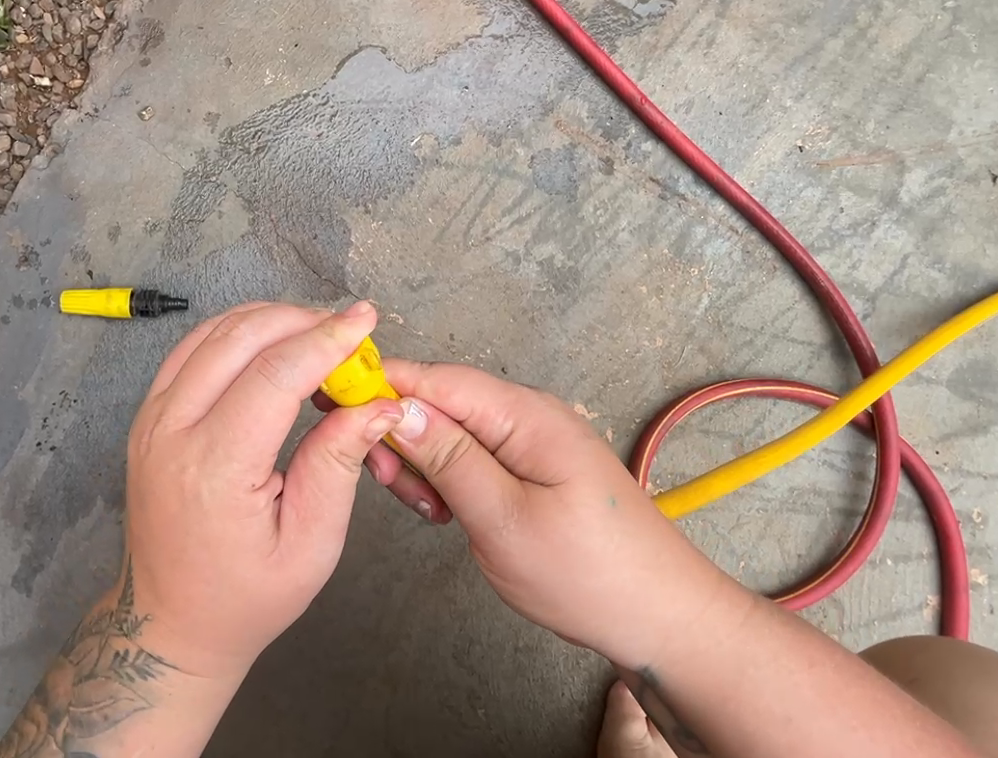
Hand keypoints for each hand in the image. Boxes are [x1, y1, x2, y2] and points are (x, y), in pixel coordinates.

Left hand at [122, 301, 411, 680]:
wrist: (169, 621)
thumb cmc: (244, 597)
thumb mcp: (309, 546)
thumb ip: (338, 464)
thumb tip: (376, 403)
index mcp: (214, 467)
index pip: (274, 374)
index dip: (326, 339)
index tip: (365, 319)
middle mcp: (171, 431)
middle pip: (239, 338)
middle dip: (301, 320)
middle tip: (347, 331)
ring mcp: (150, 419)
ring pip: (211, 332)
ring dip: (268, 320)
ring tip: (316, 335)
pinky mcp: (147, 415)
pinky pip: (191, 349)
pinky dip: (236, 333)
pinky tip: (271, 344)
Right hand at [381, 359, 741, 665]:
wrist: (664, 620)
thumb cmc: (587, 574)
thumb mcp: (503, 520)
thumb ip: (448, 458)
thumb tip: (396, 406)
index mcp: (524, 415)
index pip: (436, 378)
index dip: (382, 383)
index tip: (333, 399)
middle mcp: (526, 414)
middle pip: (441, 401)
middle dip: (403, 433)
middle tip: (390, 485)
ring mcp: (530, 439)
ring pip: (452, 429)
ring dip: (425, 461)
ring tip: (429, 510)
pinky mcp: (530, 464)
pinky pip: (473, 453)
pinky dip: (448, 476)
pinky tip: (447, 511)